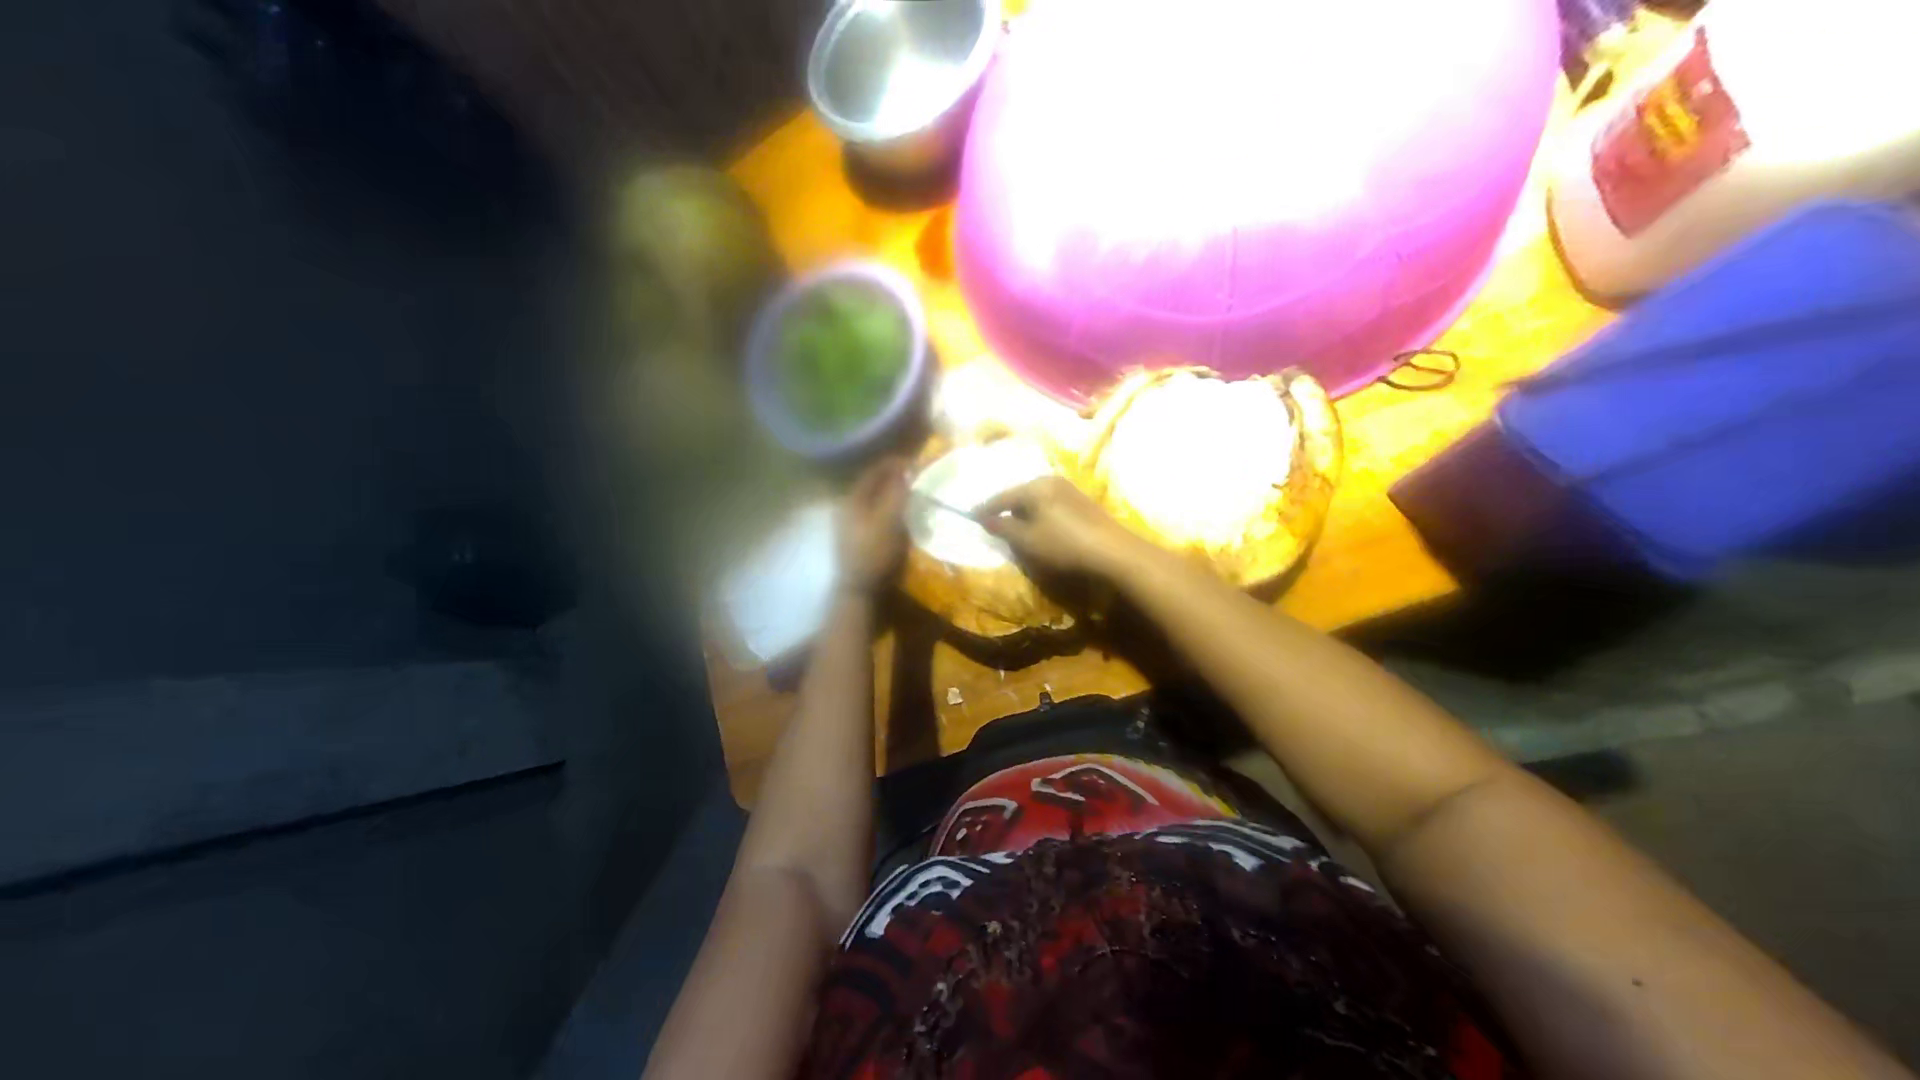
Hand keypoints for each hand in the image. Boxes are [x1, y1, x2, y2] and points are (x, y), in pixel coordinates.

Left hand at [836, 458, 909, 596]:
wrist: (861, 593)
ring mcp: (855, 526)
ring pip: (878, 502)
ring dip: (897, 496)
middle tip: (920, 477)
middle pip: (875, 486)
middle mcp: (850, 509)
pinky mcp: (863, 541)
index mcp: (852, 500)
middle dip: (897, 479)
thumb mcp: (888, 520)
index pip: (874, 472)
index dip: (894, 464)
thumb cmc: (874, 553)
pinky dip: (895, 512)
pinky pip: (881, 517)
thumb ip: (897, 493)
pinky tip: (909, 517)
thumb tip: (908, 469)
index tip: (917, 462)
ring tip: (918, 495)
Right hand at [977, 477, 1154, 580]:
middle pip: (1020, 495)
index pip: (1002, 497)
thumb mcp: (1027, 540)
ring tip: (1016, 530)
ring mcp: (1070, 490)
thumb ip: (1003, 527)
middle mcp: (1051, 481)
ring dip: (1025, 514)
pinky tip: (1041, 530)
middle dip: (1006, 510)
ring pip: (1037, 501)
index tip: (971, 518)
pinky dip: (1041, 516)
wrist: (1112, 551)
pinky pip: (1051, 506)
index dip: (985, 509)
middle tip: (993, 524)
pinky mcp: (1083, 503)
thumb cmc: (1063, 544)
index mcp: (1035, 486)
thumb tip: (985, 519)